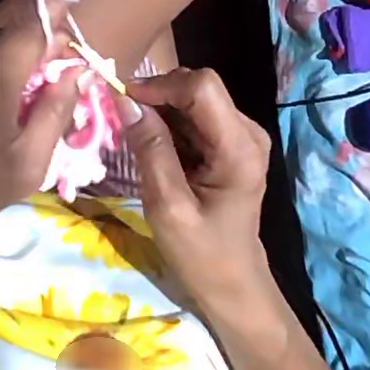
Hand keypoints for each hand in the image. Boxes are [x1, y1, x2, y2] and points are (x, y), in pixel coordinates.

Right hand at [123, 68, 277, 312]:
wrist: (232, 284)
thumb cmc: (201, 254)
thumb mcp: (167, 207)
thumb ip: (149, 150)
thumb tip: (125, 101)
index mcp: (239, 148)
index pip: (202, 87)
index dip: (161, 85)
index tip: (124, 100)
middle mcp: (247, 132)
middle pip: (198, 86)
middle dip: (157, 94)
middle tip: (122, 115)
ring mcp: (240, 135)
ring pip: (193, 97)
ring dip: (159, 107)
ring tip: (132, 130)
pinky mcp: (228, 142)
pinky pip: (193, 114)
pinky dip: (167, 120)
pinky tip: (149, 141)